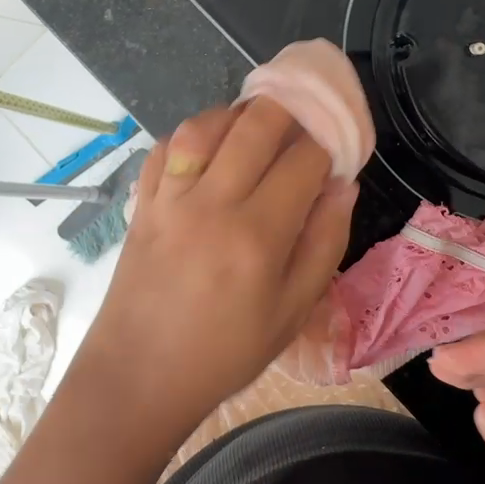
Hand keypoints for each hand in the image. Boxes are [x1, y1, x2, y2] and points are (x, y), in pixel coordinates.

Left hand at [78, 101, 357, 422]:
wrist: (140, 374)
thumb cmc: (225, 352)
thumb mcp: (293, 311)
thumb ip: (324, 243)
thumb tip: (343, 185)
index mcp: (257, 235)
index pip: (303, 160)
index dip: (328, 142)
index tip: (338, 144)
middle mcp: (212, 203)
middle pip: (256, 124)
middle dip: (289, 108)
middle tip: (306, 117)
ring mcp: (170, 197)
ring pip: (206, 124)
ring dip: (239, 113)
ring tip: (260, 123)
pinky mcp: (142, 201)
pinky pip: (166, 146)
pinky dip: (192, 133)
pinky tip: (211, 145)